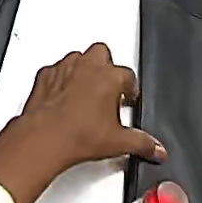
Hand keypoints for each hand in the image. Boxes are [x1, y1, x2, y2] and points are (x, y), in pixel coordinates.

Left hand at [0, 43, 165, 202]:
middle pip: (102, 53)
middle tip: (107, 89)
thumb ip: (142, 143)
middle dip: (106, 68)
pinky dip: (61, 79)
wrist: (45, 136)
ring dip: (83, 70)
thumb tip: (155, 149)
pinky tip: (63, 97)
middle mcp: (87, 65)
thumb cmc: (78, 134)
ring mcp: (65, 67)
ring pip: (78, 58)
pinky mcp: (46, 74)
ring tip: (85, 94)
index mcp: (110, 76)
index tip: (128, 99)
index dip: (130, 88)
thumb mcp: (118, 142)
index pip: (128, 76)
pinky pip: (57, 70)